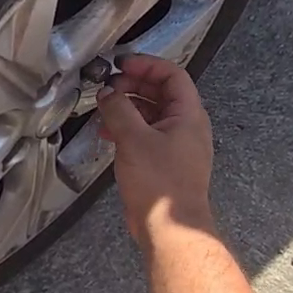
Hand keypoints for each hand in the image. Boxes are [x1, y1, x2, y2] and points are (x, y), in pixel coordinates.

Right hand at [96, 54, 214, 244]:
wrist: (169, 228)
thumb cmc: (160, 184)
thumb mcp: (133, 139)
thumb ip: (118, 110)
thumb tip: (107, 93)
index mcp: (188, 116)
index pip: (172, 76)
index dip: (147, 66)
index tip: (121, 65)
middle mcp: (186, 128)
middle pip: (161, 94)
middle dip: (133, 86)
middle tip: (108, 87)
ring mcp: (176, 146)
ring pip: (151, 115)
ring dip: (127, 108)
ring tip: (104, 110)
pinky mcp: (163, 163)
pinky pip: (145, 136)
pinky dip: (127, 129)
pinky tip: (108, 135)